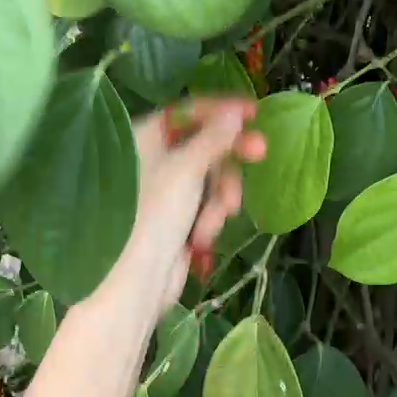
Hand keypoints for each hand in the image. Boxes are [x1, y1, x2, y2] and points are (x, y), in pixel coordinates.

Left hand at [102, 97, 266, 318]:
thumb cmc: (154, 214)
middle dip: (228, 156)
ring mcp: (163, 191)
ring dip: (220, 195)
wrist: (134, 286)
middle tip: (261, 151)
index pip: (187, 111)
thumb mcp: (187, 169)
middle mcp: (151, 159)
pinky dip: (210, 217)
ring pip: (208, 177)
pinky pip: (203, 205)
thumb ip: (214, 138)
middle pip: (202, 144)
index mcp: (143, 137)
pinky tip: (204, 238)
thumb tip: (234, 110)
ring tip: (222, 215)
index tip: (253, 111)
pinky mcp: (174, 220)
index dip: (220, 110)